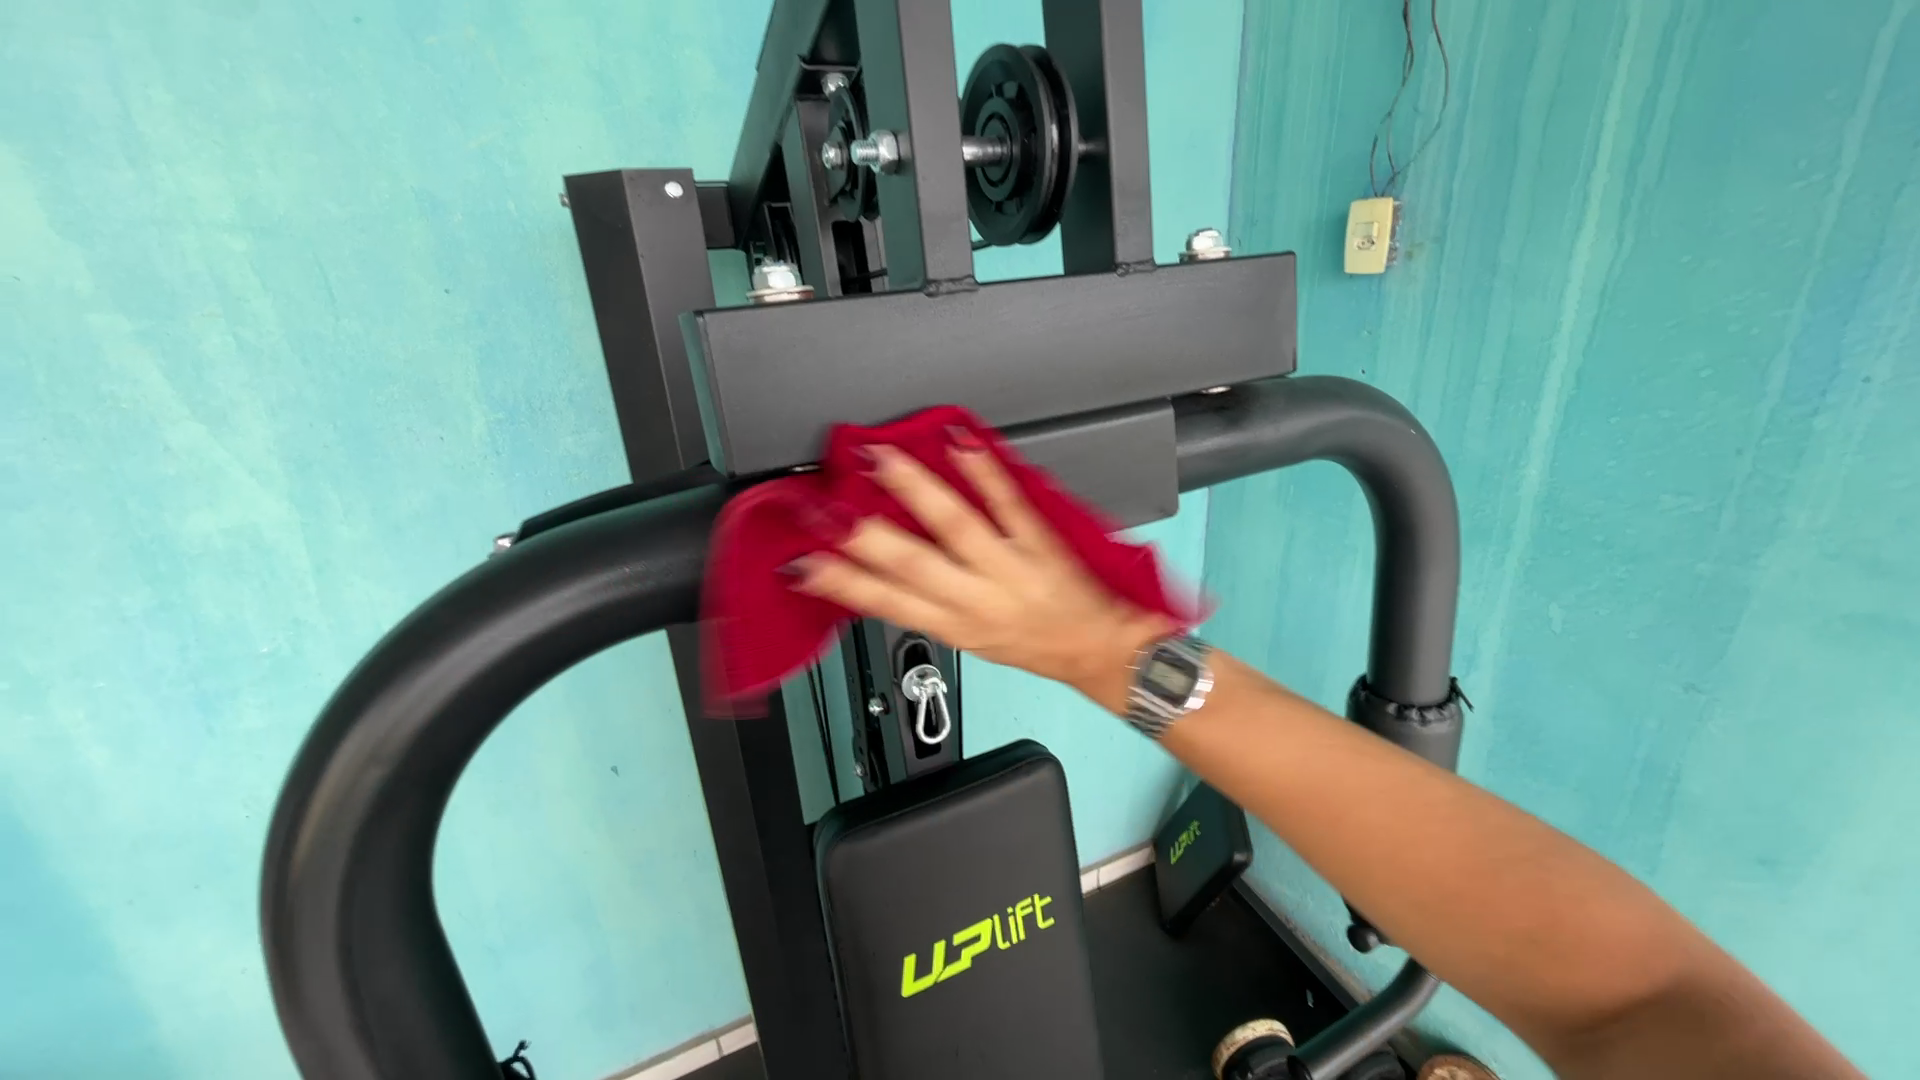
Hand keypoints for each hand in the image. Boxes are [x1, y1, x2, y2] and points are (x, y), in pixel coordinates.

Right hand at [788, 441, 1171, 711]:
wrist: (1094, 648)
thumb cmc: (1031, 645)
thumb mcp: (968, 642)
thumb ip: (926, 606)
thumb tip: (879, 573)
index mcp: (954, 625)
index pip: (886, 604)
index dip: (841, 583)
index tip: (803, 563)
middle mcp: (977, 598)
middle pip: (912, 564)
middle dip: (863, 535)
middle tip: (826, 508)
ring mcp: (1009, 567)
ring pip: (956, 526)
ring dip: (915, 490)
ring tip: (882, 459)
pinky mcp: (1040, 543)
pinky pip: (1010, 503)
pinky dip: (984, 470)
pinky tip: (961, 441)